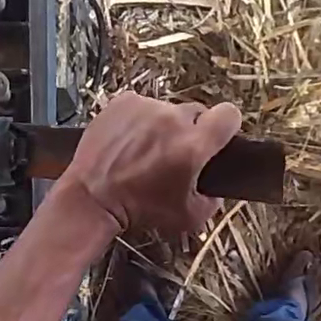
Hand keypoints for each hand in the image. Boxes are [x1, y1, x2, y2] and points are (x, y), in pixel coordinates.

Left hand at [59, 93, 242, 235]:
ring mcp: (144, 108)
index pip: (229, 115)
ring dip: (160, 126)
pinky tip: (127, 140)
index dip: (224, 126)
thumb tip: (217, 184)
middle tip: (171, 153)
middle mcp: (171, 120)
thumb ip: (214, 198)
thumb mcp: (190, 217)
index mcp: (194, 145)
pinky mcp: (121, 103)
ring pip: (166, 110)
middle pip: (196, 113)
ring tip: (143, 150)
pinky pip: (140, 106)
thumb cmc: (137, 209)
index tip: (215, 137)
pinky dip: (137, 119)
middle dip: (188, 131)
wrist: (92, 198)